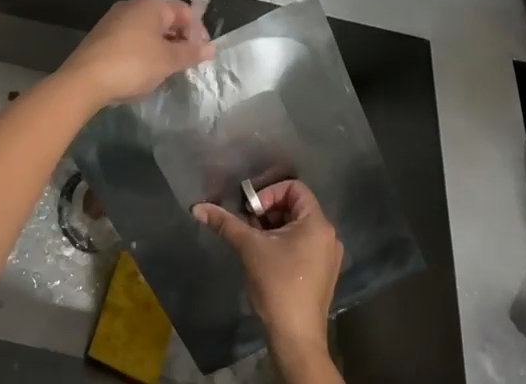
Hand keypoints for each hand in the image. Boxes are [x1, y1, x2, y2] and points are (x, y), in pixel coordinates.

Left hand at [58, 0, 214, 105]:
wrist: (85, 79)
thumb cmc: (133, 64)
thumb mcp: (168, 61)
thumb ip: (191, 52)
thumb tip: (210, 47)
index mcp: (150, 5)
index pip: (183, 9)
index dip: (197, 29)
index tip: (202, 52)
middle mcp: (132, 5)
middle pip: (166, 17)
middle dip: (180, 38)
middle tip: (187, 62)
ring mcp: (115, 19)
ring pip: (148, 29)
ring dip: (163, 46)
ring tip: (168, 68)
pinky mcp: (104, 35)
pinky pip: (133, 38)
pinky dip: (145, 50)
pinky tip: (145, 70)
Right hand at [192, 180, 343, 350]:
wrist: (295, 336)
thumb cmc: (277, 284)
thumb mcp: (249, 247)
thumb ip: (225, 222)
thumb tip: (197, 207)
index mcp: (318, 224)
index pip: (294, 188)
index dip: (269, 193)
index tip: (250, 211)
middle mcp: (328, 235)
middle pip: (295, 206)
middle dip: (268, 211)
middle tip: (247, 225)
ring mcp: (328, 256)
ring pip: (297, 227)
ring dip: (273, 227)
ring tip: (253, 241)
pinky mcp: (323, 272)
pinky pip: (303, 244)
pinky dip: (283, 242)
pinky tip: (265, 257)